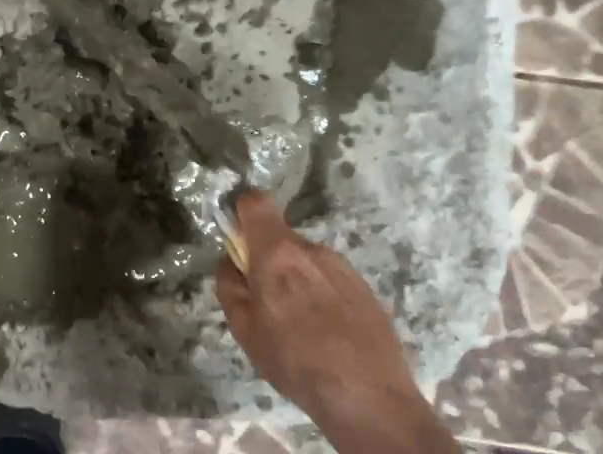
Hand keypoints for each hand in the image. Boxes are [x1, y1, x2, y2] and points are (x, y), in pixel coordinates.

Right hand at [216, 190, 456, 453]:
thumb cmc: (295, 361)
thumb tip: (231, 262)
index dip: (242, 210)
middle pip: (282, 238)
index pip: (256, 201)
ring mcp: (346, 270)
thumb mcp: (243, 327)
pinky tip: (328, 333)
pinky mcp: (368, 292)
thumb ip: (229, 284)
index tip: (237, 237)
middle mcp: (313, 250)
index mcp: (276, 252)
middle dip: (270, 259)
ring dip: (299, 280)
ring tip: (302, 323)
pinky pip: (333, 281)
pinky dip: (324, 296)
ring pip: (308, 261)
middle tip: (268, 299)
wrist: (373, 402)